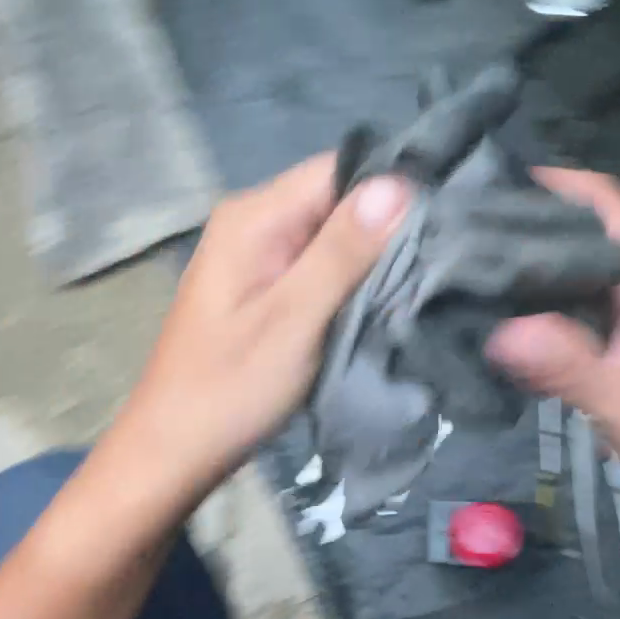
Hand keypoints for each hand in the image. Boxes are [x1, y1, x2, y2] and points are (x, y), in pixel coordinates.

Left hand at [104, 153, 410, 501]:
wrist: (177, 448)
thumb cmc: (231, 387)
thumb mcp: (292, 319)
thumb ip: (342, 252)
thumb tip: (399, 184)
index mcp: (255, 217)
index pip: (340, 170)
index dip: (392, 191)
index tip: (442, 223)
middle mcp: (254, 223)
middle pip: (337, 202)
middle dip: (386, 230)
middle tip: (439, 263)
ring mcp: (258, 258)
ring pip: (333, 239)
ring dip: (372, 260)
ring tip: (418, 285)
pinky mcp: (266, 290)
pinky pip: (319, 269)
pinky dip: (350, 284)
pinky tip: (379, 304)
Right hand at [486, 170, 619, 510]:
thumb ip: (568, 365)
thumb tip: (501, 332)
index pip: (605, 202)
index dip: (554, 183)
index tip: (492, 185)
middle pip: (581, 230)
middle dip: (528, 226)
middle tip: (462, 232)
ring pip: (572, 269)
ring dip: (528, 267)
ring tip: (467, 266)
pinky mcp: (617, 337)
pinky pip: (571, 305)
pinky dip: (537, 304)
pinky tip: (496, 315)